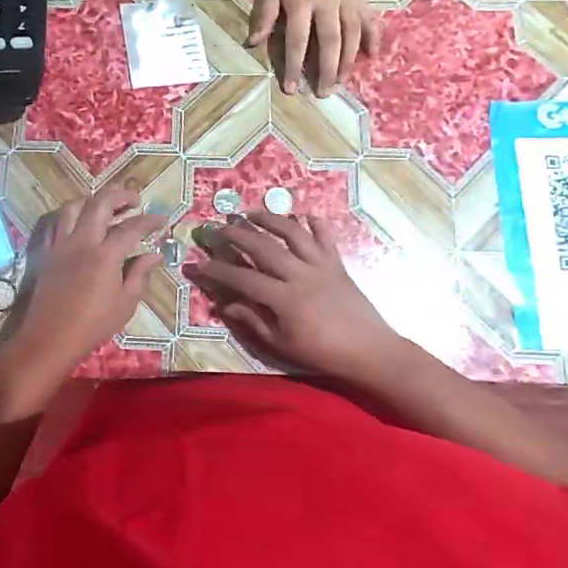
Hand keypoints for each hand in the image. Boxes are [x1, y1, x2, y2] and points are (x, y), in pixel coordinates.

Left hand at [0, 188, 164, 386]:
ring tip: (106, 208)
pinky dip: (70, 217)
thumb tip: (155, 255)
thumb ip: (140, 274)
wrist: (50, 338)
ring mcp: (60, 244)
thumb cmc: (93, 324)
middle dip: (120, 196)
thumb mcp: (125, 303)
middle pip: (100, 203)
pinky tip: (79, 224)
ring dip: (92, 201)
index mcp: (105, 254)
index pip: (132, 227)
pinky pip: (55, 223)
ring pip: (73, 207)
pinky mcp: (47, 252)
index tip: (162, 220)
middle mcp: (82, 241)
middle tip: (135, 201)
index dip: (150, 220)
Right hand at [183, 212, 409, 384]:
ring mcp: (322, 266)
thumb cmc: (323, 354)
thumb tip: (225, 304)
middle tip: (219, 227)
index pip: (242, 278)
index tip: (197, 264)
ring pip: (293, 233)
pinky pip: (325, 238)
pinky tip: (304, 215)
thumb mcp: (282, 345)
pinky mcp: (338, 265)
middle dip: (238, 235)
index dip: (217, 270)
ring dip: (270, 219)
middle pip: (264, 247)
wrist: (371, 352)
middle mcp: (301, 275)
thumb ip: (253, 322)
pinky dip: (315, 223)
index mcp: (285, 299)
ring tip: (251, 213)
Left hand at [248, 0, 382, 97]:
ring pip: (351, 34)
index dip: (293, 66)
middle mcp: (327, 3)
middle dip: (325, 70)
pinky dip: (373, 36)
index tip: (291, 89)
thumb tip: (255, 42)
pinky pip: (369, 18)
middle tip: (323, 94)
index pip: (296, 41)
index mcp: (301, 2)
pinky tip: (373, 54)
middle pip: (329, 42)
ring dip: (347, 61)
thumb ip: (264, 13)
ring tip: (340, 82)